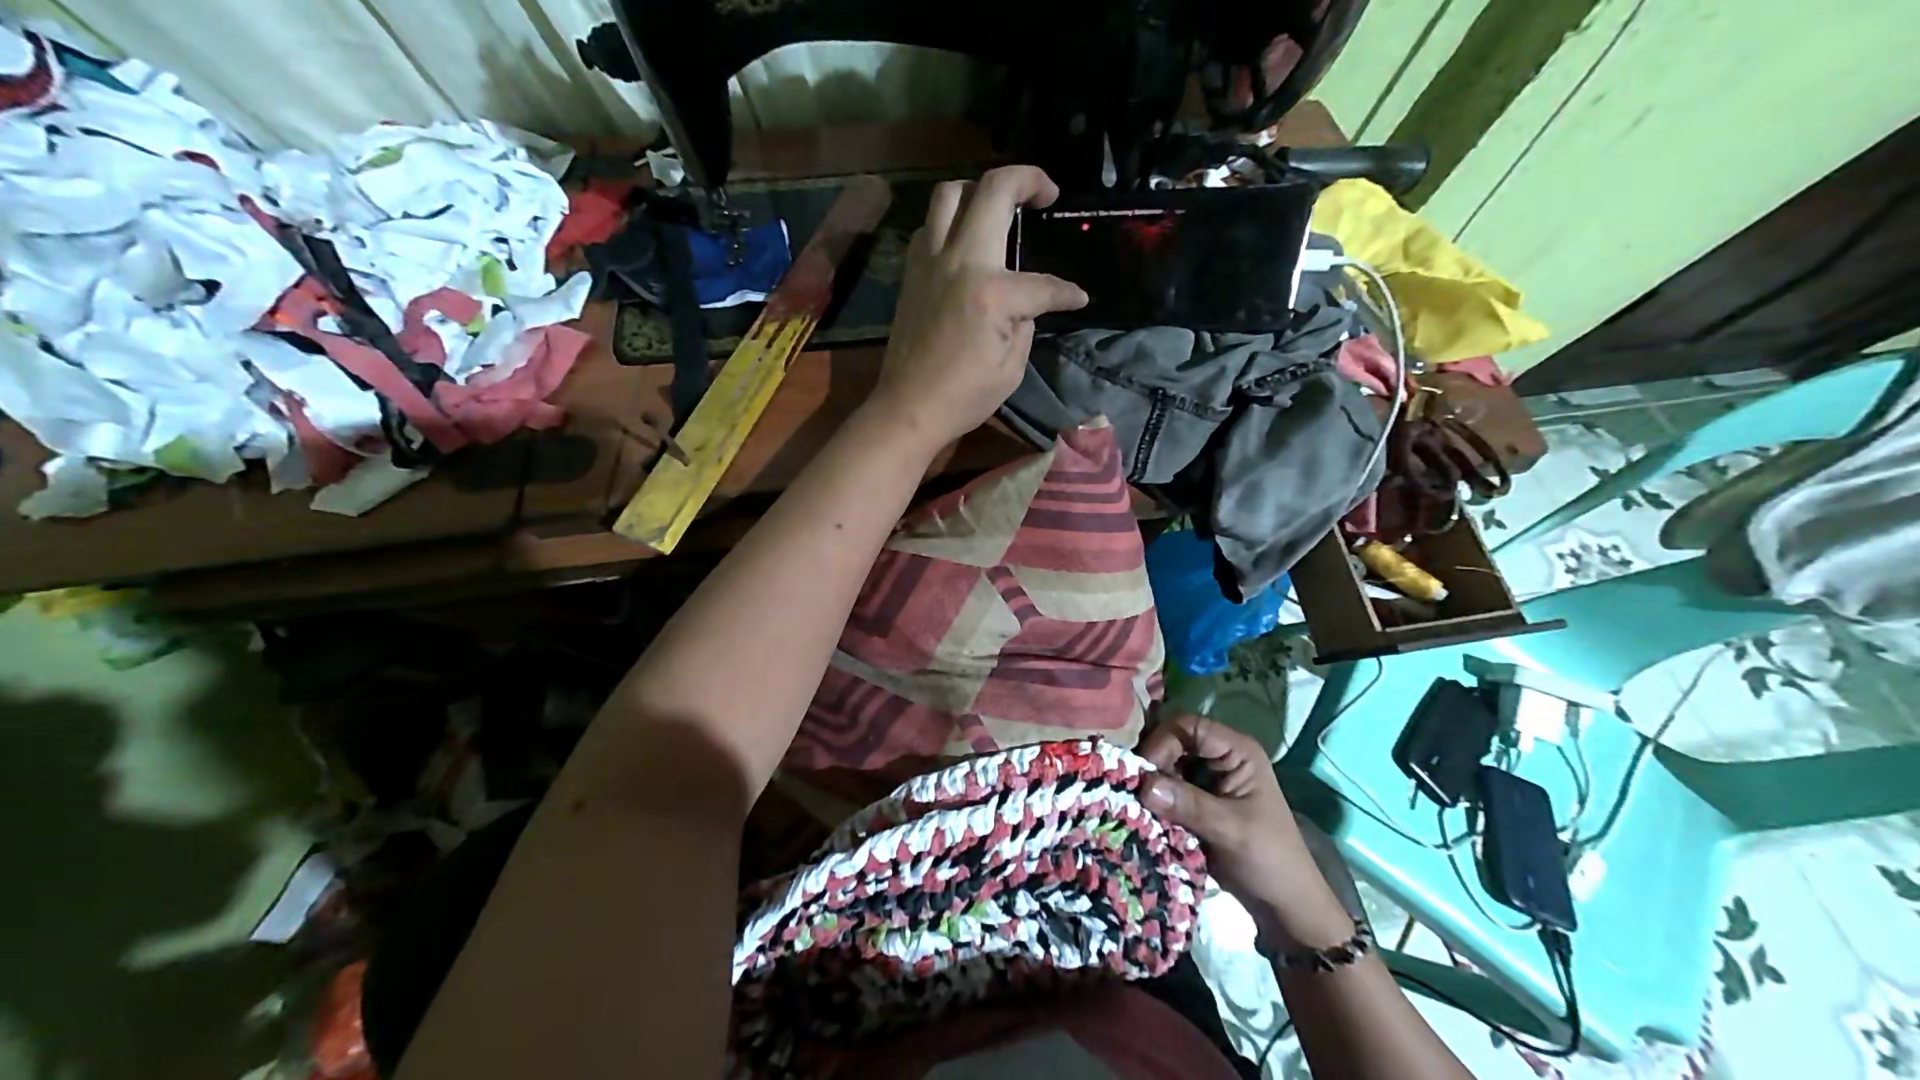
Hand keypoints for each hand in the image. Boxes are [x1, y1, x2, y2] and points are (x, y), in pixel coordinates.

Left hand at [864, 165, 1088, 449]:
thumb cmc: (964, 396)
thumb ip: (1025, 321)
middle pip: (992, 189)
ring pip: (949, 193)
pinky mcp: (911, 271)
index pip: (1043, 283)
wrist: (908, 407)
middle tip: (1046, 192)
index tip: (1077, 299)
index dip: (1066, 293)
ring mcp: (929, 261)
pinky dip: (949, 222)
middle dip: (1027, 178)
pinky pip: (929, 226)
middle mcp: (959, 261)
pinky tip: (964, 242)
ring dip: (978, 190)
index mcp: (991, 291)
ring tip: (998, 207)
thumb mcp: (1011, 366)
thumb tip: (1026, 303)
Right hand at [1139, 712, 1354, 950]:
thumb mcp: (1230, 829)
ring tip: (1140, 806)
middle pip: (1172, 742)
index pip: (1189, 726)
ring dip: (1151, 784)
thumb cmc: (1269, 859)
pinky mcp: (1194, 801)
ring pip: (1165, 766)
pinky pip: (1165, 789)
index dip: (1163, 741)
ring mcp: (1206, 780)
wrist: (1283, 904)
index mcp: (1237, 752)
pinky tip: (1146, 815)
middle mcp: (1219, 758)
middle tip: (1137, 790)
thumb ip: (1188, 803)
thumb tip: (1143, 784)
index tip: (1145, 773)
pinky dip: (1154, 800)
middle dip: (1153, 764)